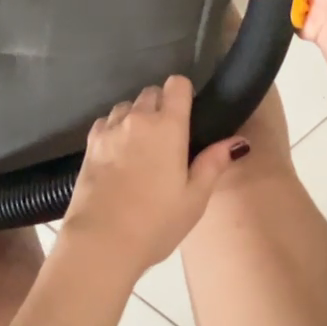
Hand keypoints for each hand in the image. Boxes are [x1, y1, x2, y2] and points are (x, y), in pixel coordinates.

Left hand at [60, 75, 248, 274]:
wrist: (100, 241)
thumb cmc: (155, 222)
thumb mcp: (194, 199)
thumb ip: (213, 164)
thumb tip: (236, 141)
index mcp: (167, 126)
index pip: (176, 84)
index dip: (183, 93)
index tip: (187, 114)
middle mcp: (138, 118)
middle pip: (151, 93)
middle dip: (161, 106)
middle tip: (167, 139)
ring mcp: (110, 128)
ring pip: (127, 106)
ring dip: (136, 117)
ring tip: (141, 147)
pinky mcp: (90, 142)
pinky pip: (106, 122)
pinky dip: (115, 130)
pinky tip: (118, 154)